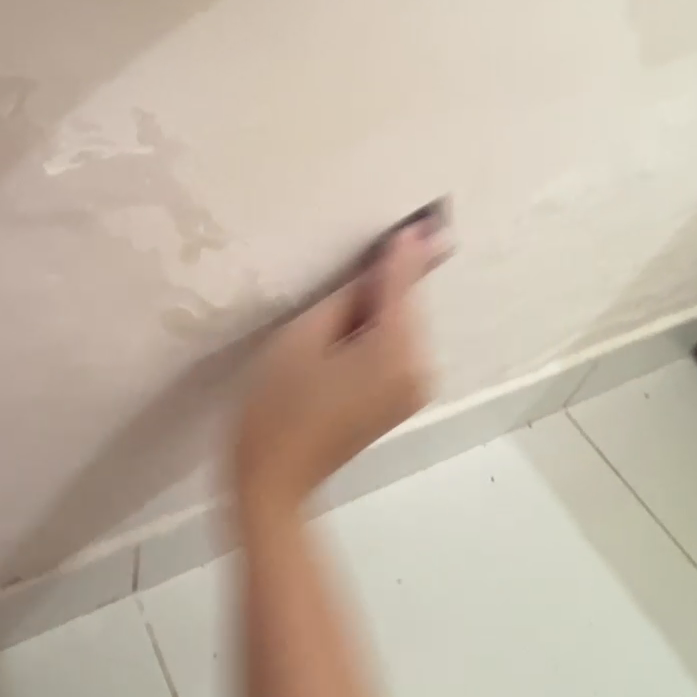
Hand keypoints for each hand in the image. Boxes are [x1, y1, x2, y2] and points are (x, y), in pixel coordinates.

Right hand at [235, 218, 446, 516]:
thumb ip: (347, 299)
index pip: (403, 287)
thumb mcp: (302, 338)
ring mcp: (415, 388)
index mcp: (396, 353)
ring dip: (381, 306)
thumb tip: (378, 275)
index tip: (421, 217)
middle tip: (365, 254)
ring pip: (403, 327)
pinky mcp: (403, 399)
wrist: (275, 480)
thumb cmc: (276, 405)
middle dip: (389, 280)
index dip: (404, 251)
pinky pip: (397, 349)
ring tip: (341, 300)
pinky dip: (380, 331)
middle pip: (408, 306)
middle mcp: (419, 369)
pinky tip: (347, 331)